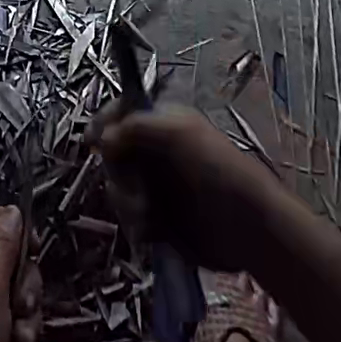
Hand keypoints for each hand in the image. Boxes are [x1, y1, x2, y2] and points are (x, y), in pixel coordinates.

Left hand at [0, 205, 31, 341]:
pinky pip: (23, 329)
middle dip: (27, 284)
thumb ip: (3, 245)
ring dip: (28, 320)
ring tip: (15, 340)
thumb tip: (14, 210)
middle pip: (17, 260)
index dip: (18, 226)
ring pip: (25, 297)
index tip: (34, 247)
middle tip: (19, 303)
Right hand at [90, 103, 288, 271]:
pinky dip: (135, 223)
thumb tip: (103, 139)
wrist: (247, 226)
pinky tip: (150, 230)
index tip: (93, 141)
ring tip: (146, 214)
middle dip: (117, 172)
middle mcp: (154, 150)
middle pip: (113, 152)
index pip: (122, 111)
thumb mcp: (180, 133)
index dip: (105, 122)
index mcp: (162, 121)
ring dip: (125, 201)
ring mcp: (155, 184)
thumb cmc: (217, 168)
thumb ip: (138, 126)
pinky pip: (129, 216)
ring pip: (117, 186)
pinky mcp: (156, 217)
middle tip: (134, 188)